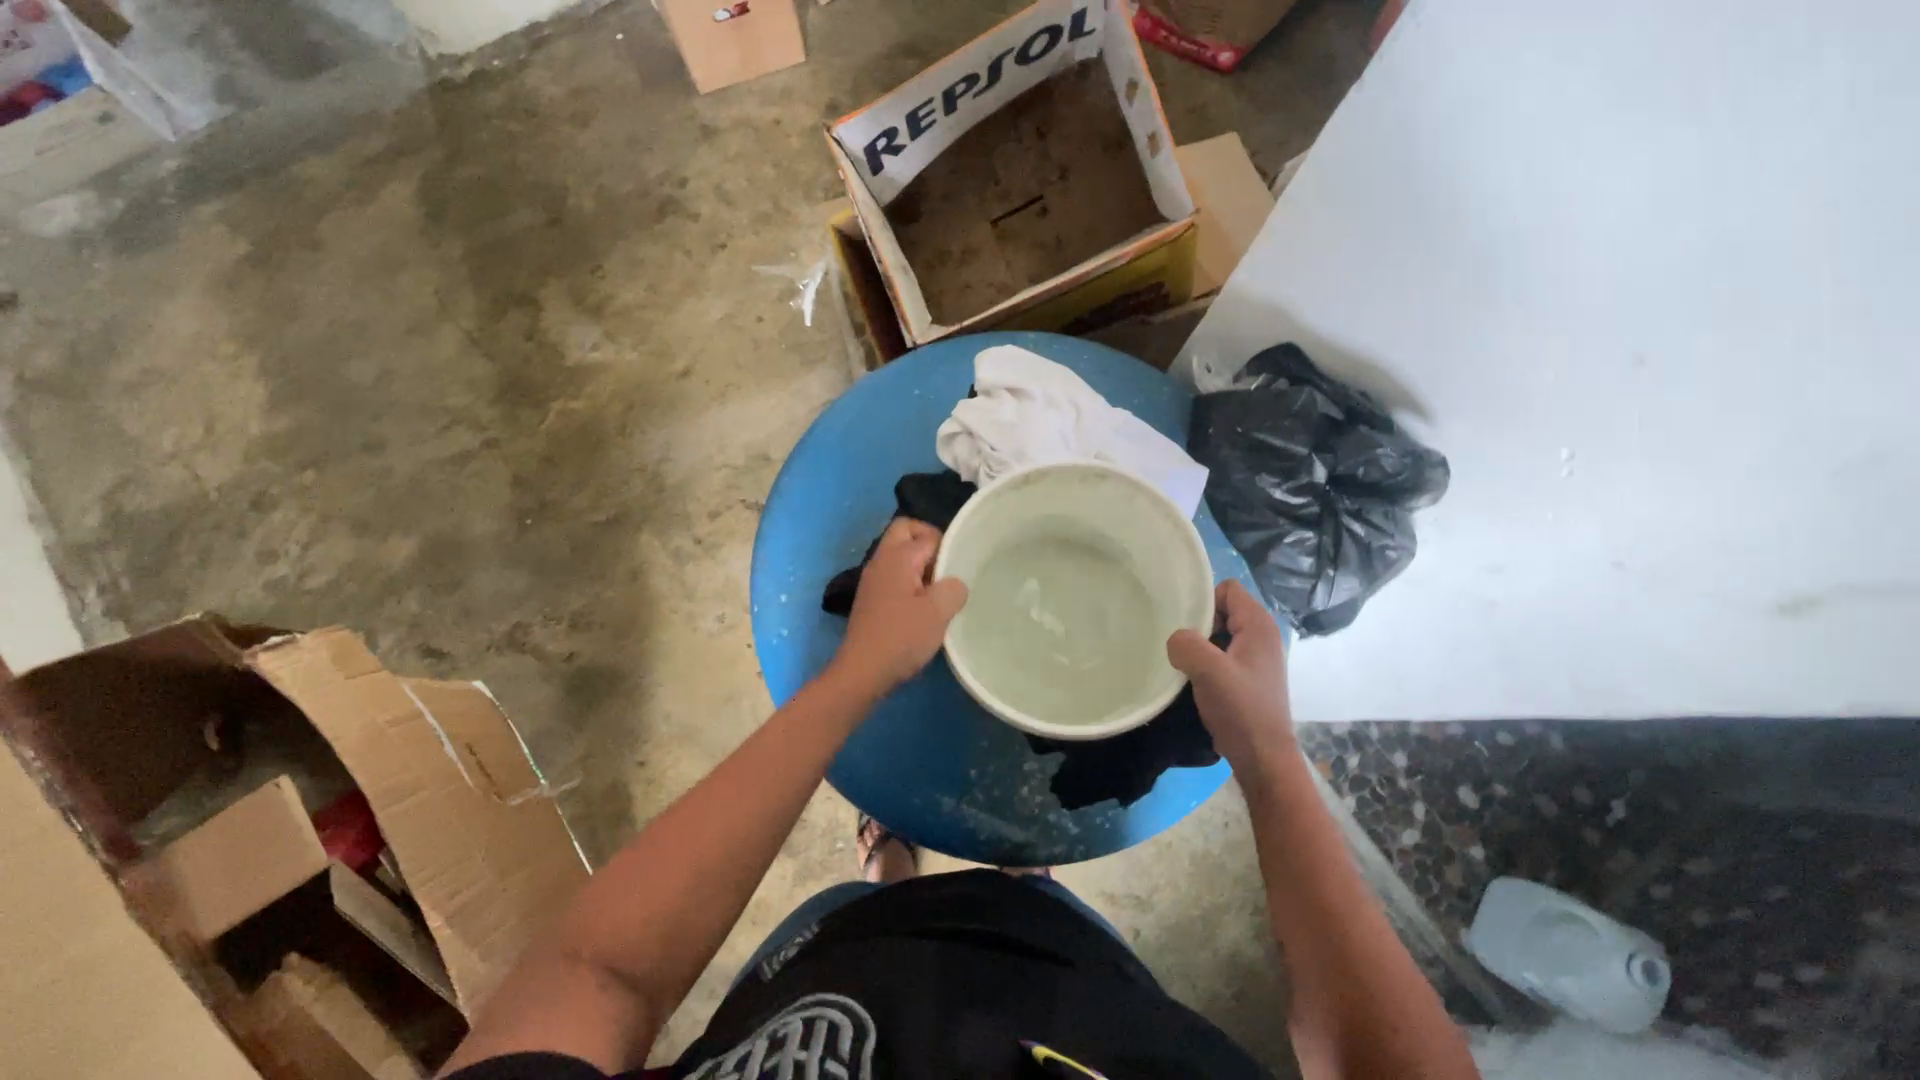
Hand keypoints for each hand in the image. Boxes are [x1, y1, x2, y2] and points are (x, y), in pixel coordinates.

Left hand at [833, 519, 968, 692]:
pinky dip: (909, 581)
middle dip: (930, 544)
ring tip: (938, 593)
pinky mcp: (871, 598)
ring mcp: (873, 579)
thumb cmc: (901, 638)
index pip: (929, 535)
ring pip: (899, 554)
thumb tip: (954, 584)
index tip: (959, 573)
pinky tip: (921, 608)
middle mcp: (881, 560)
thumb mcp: (939, 612)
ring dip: (920, 565)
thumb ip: (954, 587)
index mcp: (897, 556)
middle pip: (905, 532)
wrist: (862, 671)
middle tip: (947, 572)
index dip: (949, 549)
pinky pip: (894, 575)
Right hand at [1166, 580, 1293, 766]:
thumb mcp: (1209, 671)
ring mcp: (1257, 658)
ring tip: (1186, 665)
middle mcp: (1263, 636)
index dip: (1205, 602)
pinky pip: (1223, 656)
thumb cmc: (1241, 709)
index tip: (1189, 628)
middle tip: (1183, 647)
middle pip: (1224, 610)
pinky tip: (1196, 681)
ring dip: (1201, 646)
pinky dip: (1208, 663)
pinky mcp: (1250, 678)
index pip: (1228, 589)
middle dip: (1200, 624)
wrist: (1263, 756)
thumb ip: (1186, 645)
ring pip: (1221, 635)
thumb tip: (1176, 641)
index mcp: (1259, 625)